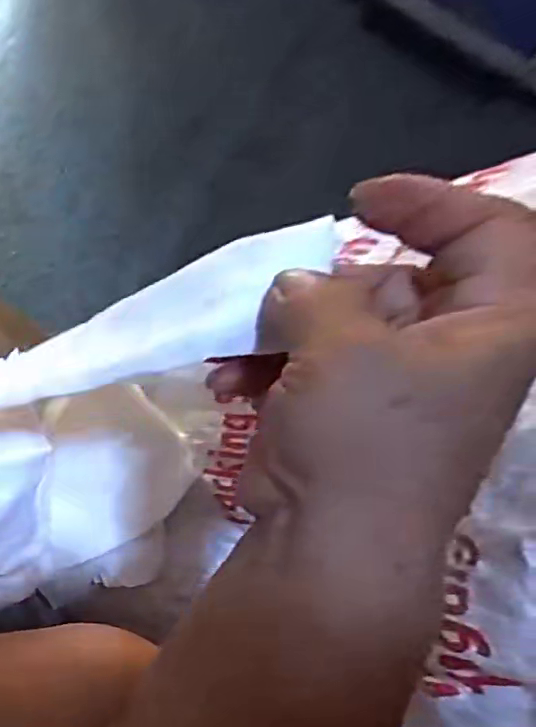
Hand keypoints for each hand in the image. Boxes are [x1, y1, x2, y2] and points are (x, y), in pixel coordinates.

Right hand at [211, 175, 535, 527]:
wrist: (329, 528)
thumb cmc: (361, 437)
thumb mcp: (344, 354)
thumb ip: (318, 302)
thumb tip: (292, 280)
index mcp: (499, 319)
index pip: (488, 233)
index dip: (427, 205)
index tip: (356, 198)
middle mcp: (453, 342)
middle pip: (390, 283)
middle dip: (318, 292)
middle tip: (264, 306)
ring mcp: (391, 379)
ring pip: (332, 327)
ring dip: (273, 337)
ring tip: (230, 360)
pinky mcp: (339, 408)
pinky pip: (302, 367)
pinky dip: (261, 370)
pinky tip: (227, 385)